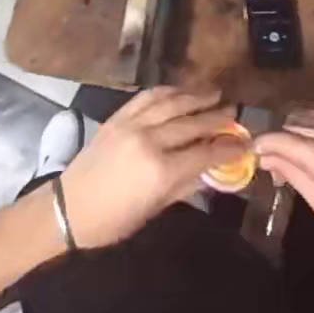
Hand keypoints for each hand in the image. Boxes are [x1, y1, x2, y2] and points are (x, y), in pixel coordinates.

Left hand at [58, 88, 242, 247]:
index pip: (205, 153)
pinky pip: (146, 98)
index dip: (228, 148)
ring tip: (214, 94)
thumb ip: (186, 185)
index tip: (245, 142)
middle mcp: (149, 141)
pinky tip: (179, 92)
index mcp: (160, 170)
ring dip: (195, 97)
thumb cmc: (113, 220)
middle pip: (191, 124)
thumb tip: (212, 171)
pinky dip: (166, 92)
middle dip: (216, 118)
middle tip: (234, 115)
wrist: (68, 208)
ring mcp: (131, 125)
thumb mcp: (155, 208)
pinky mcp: (117, 118)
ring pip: (170, 104)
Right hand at [255, 111, 313, 282]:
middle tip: (262, 162)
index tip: (246, 154)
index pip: (283, 138)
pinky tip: (305, 148)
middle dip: (275, 138)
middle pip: (295, 124)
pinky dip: (309, 128)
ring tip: (282, 154)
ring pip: (311, 118)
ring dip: (292, 129)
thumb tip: (268, 158)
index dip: (261, 143)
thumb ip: (296, 177)